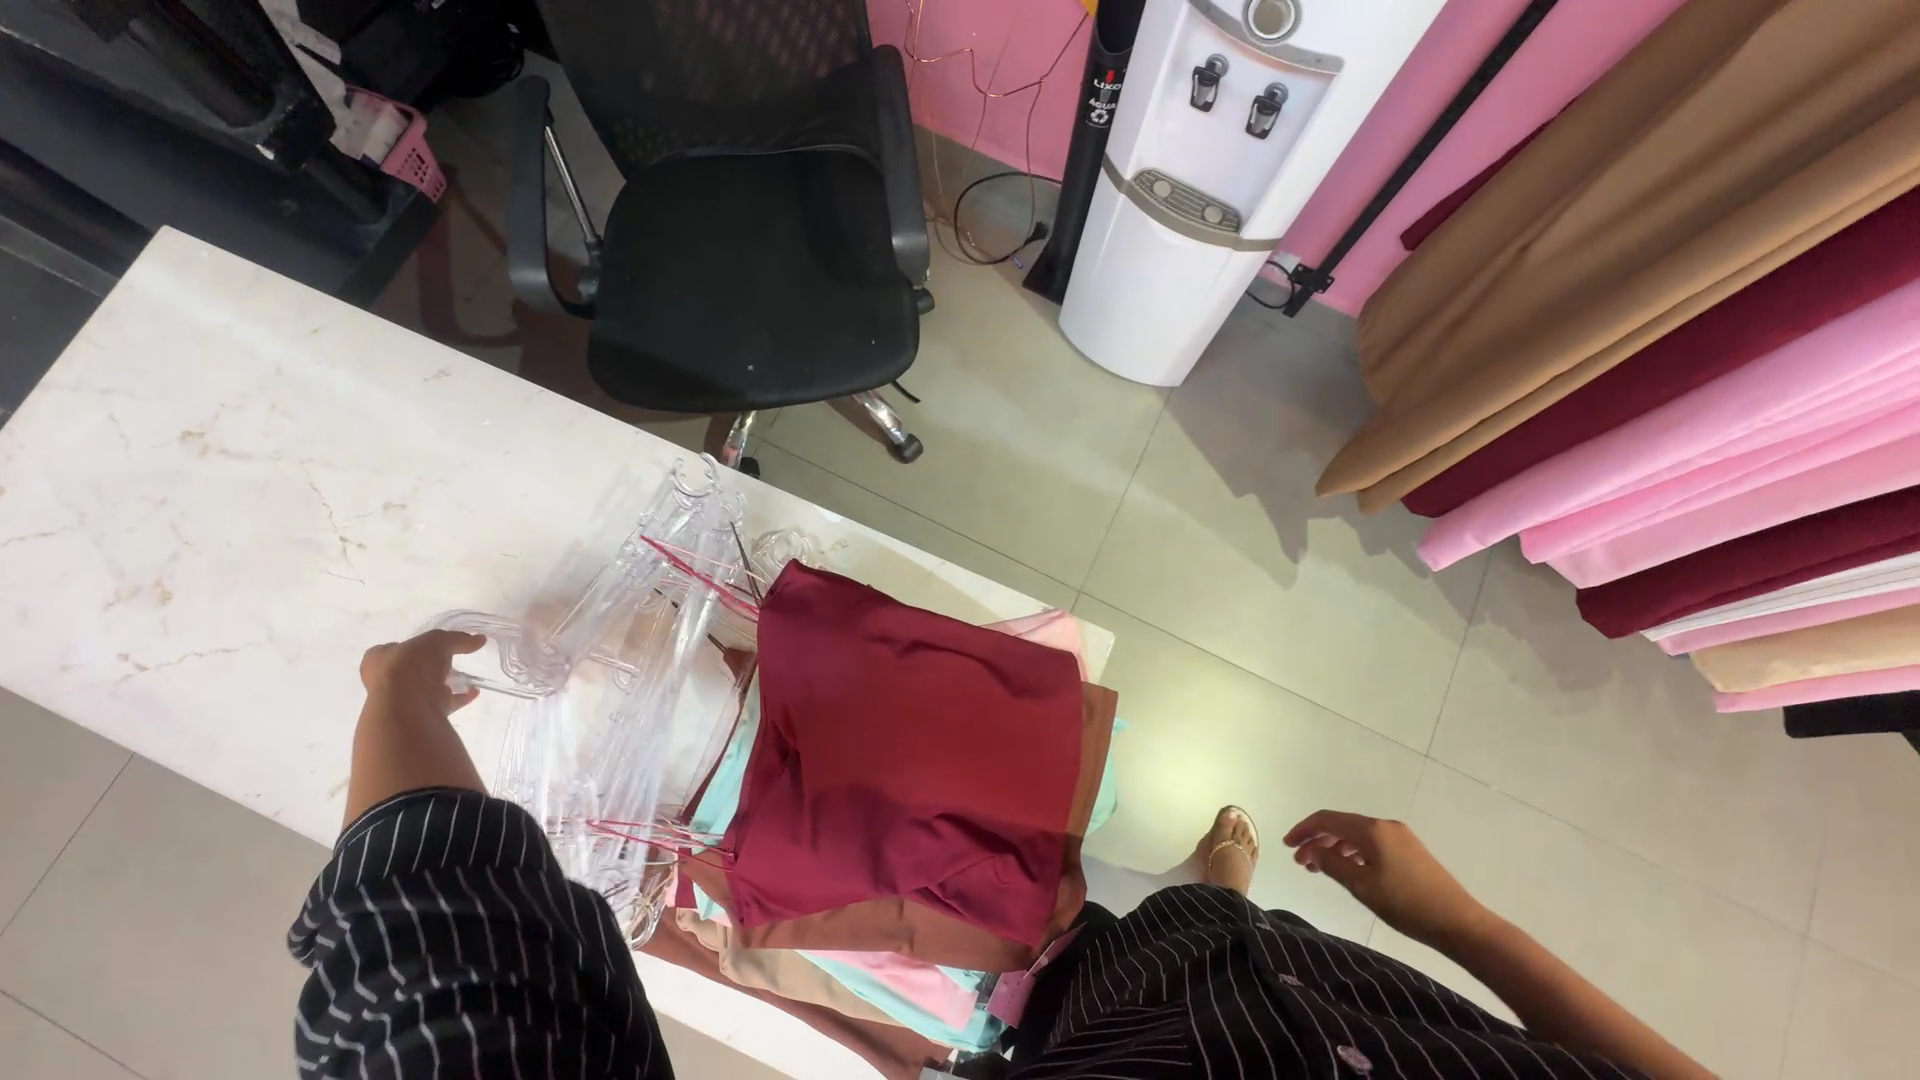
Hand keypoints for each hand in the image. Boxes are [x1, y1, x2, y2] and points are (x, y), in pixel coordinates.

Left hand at [358, 629, 484, 724]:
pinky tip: (472, 693)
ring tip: (465, 678)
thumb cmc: (410, 666)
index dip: (411, 647)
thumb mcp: (437, 641)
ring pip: (423, 690)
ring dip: (442, 685)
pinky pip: (441, 705)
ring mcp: (399, 702)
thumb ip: (457, 639)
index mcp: (377, 660)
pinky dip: (457, 699)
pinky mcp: (418, 716)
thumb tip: (479, 639)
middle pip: (407, 672)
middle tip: (449, 663)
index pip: (391, 650)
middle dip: (427, 668)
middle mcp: (383, 681)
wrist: (405, 708)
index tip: (430, 647)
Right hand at [1283, 809, 1494, 947]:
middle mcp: (1385, 826)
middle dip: (1318, 840)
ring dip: (1335, 848)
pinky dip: (1353, 853)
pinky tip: (1349, 870)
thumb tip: (1312, 848)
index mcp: (1372, 829)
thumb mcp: (1361, 885)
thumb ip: (1332, 862)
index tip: (1287, 846)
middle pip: (1341, 825)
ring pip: (1356, 836)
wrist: (1461, 924)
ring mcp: (1401, 838)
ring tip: (1321, 869)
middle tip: (1302, 863)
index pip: (1327, 819)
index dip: (1304, 830)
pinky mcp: (1411, 852)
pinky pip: (1372, 844)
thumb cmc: (1406, 903)